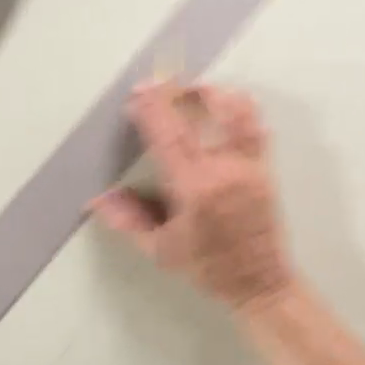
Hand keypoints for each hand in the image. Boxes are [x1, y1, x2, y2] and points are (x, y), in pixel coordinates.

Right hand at [90, 79, 297, 312]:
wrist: (260, 283)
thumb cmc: (208, 268)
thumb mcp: (161, 250)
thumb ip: (129, 220)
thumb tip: (98, 198)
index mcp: (195, 190)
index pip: (169, 137)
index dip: (152, 110)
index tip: (138, 93)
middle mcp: (225, 170)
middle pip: (204, 115)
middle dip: (179, 92)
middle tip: (161, 82)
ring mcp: (250, 166)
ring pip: (239, 113)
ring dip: (216, 95)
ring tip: (196, 92)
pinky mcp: (266, 168)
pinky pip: (256, 128)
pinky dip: (240, 112)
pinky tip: (225, 110)